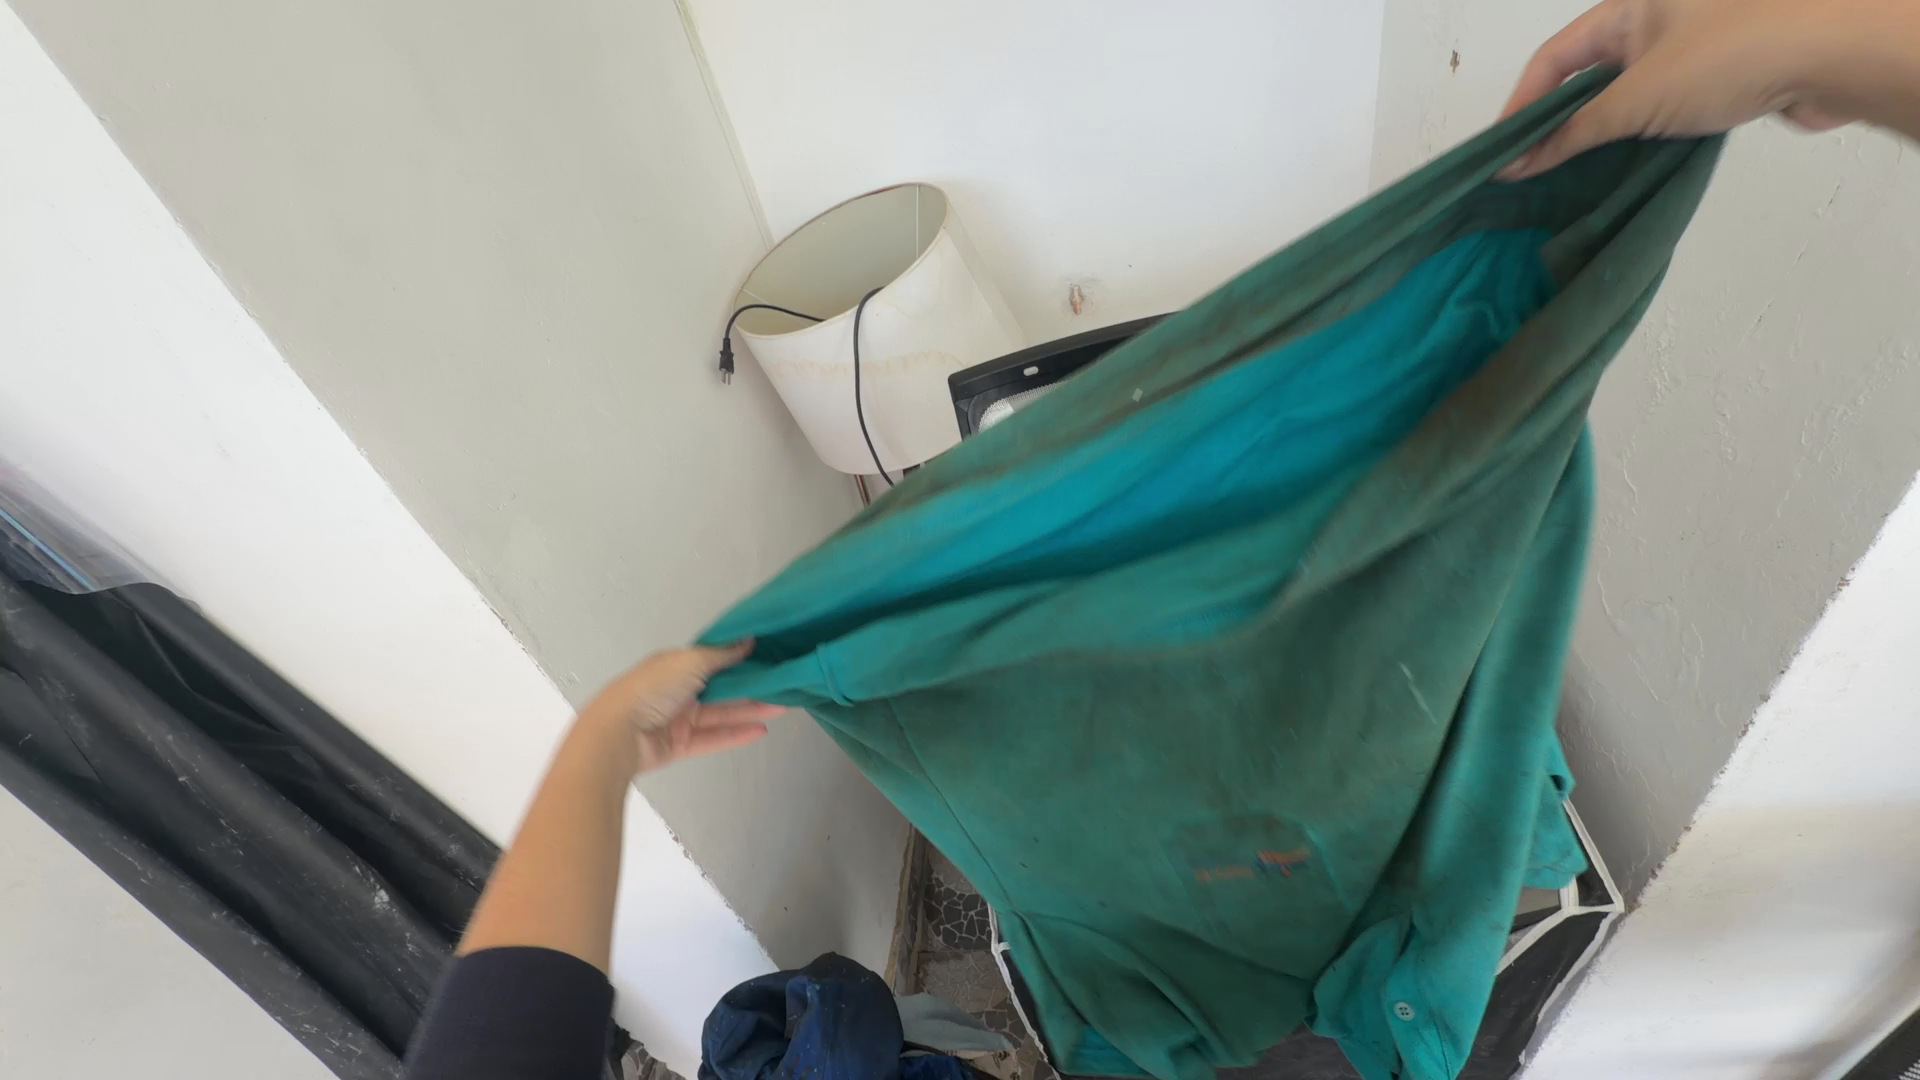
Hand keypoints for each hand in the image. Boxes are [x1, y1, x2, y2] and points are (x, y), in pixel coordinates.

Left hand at [575, 642, 779, 775]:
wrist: (616, 735)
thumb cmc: (653, 689)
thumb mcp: (691, 661)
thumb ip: (723, 654)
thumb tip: (749, 640)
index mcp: (676, 665)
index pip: (713, 660)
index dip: (740, 659)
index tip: (769, 658)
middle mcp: (677, 690)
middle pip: (721, 688)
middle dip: (751, 687)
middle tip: (783, 685)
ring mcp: (678, 720)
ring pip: (721, 713)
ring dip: (750, 710)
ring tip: (783, 706)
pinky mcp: (679, 746)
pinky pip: (712, 738)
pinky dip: (736, 734)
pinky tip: (761, 730)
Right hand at [1496, 0, 1906, 179]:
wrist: (1848, 51)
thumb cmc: (1738, 53)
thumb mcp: (1634, 100)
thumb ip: (1566, 136)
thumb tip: (1512, 167)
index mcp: (1634, 4)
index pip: (1552, 59)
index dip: (1519, 106)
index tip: (1500, 152)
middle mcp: (1659, 17)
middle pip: (1580, 77)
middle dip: (1551, 122)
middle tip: (1525, 165)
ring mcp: (1688, 45)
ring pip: (1614, 94)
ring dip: (1587, 132)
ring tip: (1562, 170)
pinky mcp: (1714, 73)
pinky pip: (1649, 106)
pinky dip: (1624, 134)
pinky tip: (1612, 161)